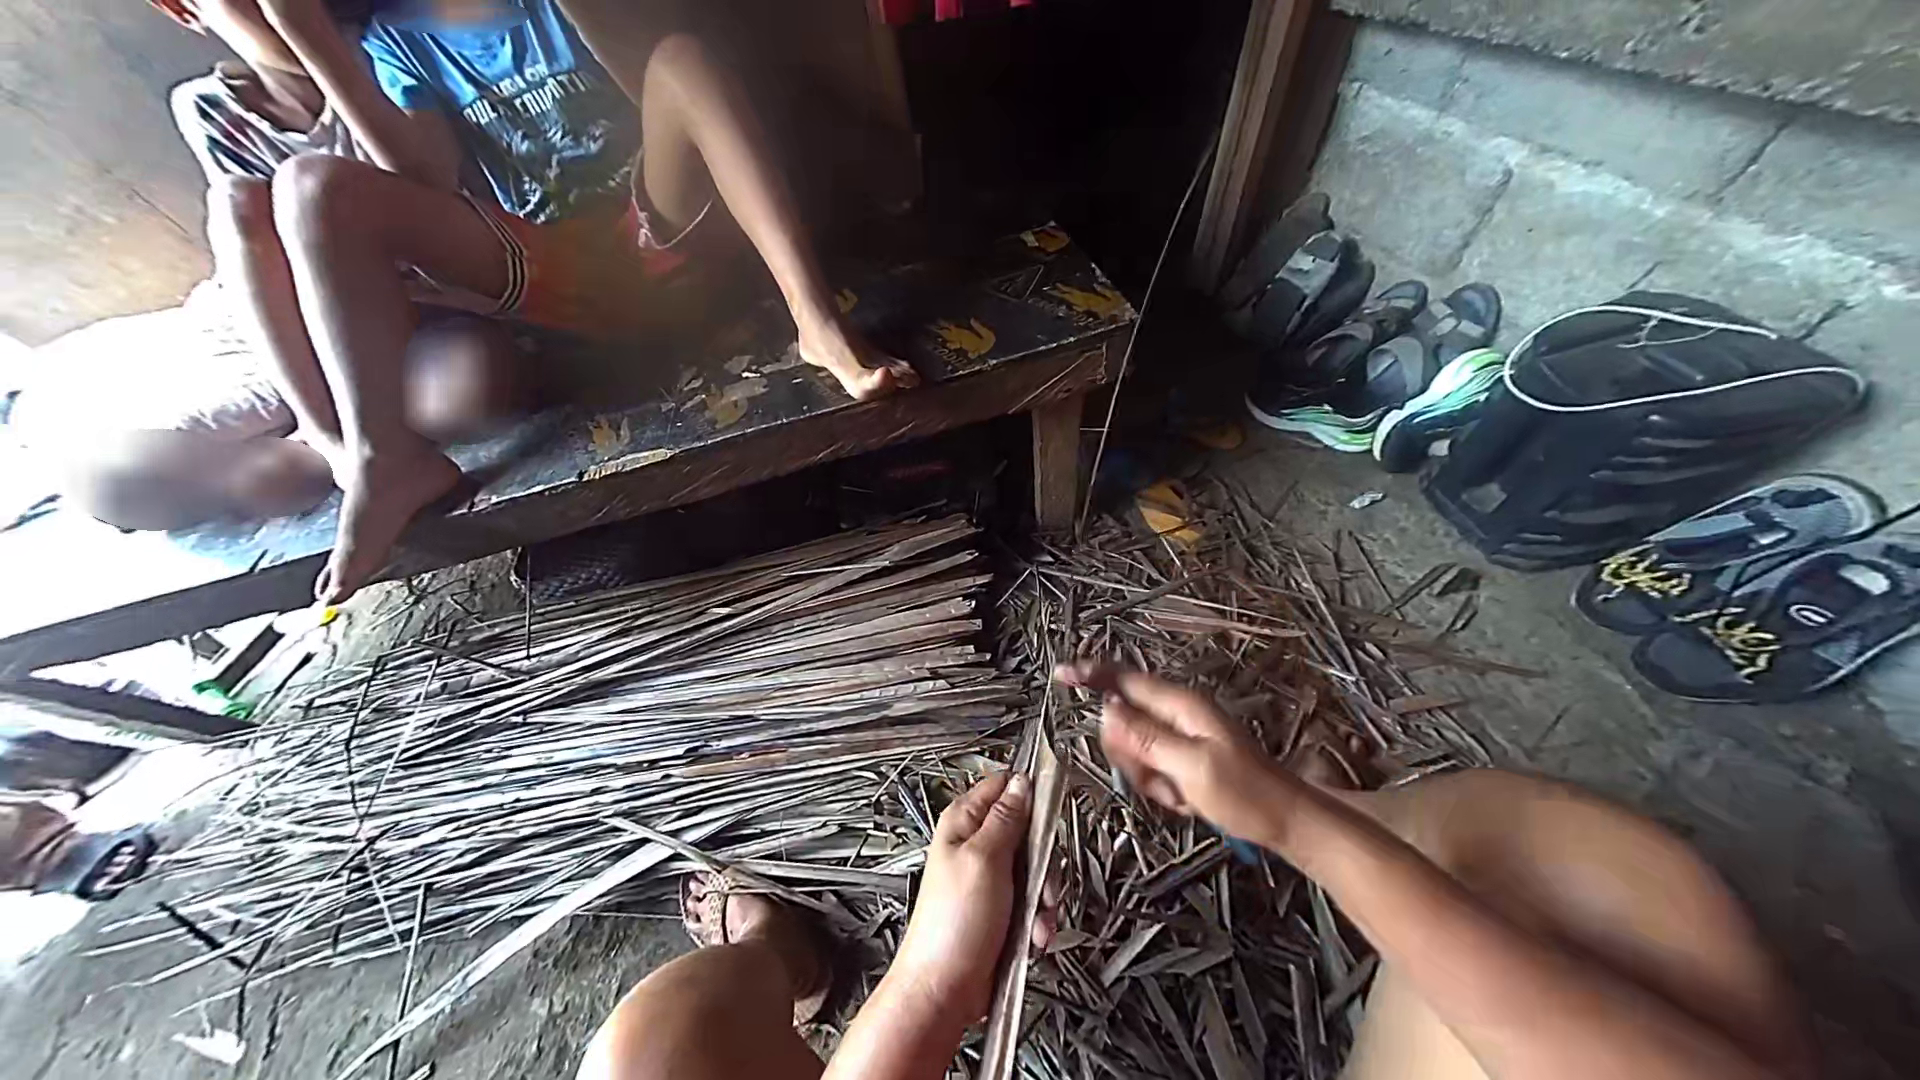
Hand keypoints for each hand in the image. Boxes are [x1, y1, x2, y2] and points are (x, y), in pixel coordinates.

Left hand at [889, 771, 1036, 1022]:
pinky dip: (1039, 918)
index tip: (1047, 818)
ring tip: (1035, 917)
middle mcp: (976, 844)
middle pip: (1029, 830)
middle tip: (1039, 882)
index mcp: (964, 821)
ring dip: (1044, 896)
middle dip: (1043, 861)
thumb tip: (1021, 782)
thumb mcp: (985, 859)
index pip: (1005, 785)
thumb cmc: (950, 925)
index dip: (1031, 796)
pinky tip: (1033, 934)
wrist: (944, 990)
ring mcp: (989, 876)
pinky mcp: (1001, 906)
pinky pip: (1033, 900)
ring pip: (1036, 868)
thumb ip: (1007, 819)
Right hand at [1055, 660, 1298, 844]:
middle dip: (1130, 756)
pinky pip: (1148, 766)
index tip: (1061, 673)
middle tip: (1157, 782)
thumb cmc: (1245, 793)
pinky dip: (1158, 786)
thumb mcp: (1191, 767)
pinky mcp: (1180, 755)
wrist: (1285, 821)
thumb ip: (1145, 738)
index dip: (1091, 674)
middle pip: (1122, 721)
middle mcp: (1175, 713)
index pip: (1124, 681)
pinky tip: (1182, 799)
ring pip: (1132, 748)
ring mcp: (1178, 735)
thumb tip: (1106, 710)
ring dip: (1146, 776)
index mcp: (1179, 705)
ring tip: (1177, 796)